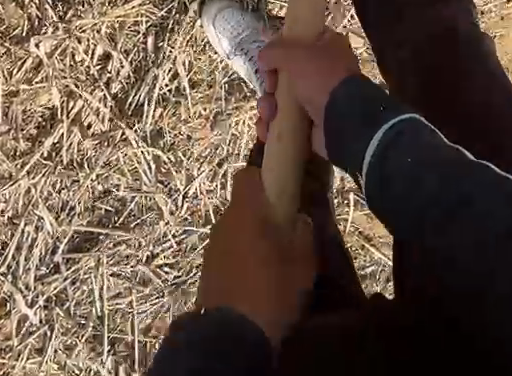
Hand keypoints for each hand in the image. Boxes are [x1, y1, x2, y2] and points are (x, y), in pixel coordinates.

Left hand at [196, 167, 314, 343]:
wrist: (232, 335)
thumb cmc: (272, 288)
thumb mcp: (302, 261)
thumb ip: (303, 232)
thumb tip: (299, 218)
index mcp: (246, 210)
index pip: (247, 175)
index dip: (263, 177)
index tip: (281, 190)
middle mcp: (224, 221)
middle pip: (242, 204)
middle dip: (261, 212)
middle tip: (284, 230)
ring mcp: (213, 246)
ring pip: (235, 229)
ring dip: (251, 237)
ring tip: (273, 260)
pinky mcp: (208, 270)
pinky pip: (228, 252)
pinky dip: (241, 258)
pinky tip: (257, 279)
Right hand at [255, 31, 361, 157]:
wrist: (343, 121)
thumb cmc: (322, 78)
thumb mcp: (296, 54)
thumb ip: (275, 50)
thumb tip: (263, 57)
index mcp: (328, 47)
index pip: (300, 41)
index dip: (281, 49)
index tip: (268, 59)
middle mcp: (325, 71)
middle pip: (287, 72)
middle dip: (271, 83)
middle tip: (269, 89)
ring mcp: (319, 99)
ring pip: (282, 99)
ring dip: (268, 106)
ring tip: (268, 115)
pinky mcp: (312, 124)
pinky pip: (286, 122)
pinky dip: (273, 126)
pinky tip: (266, 130)